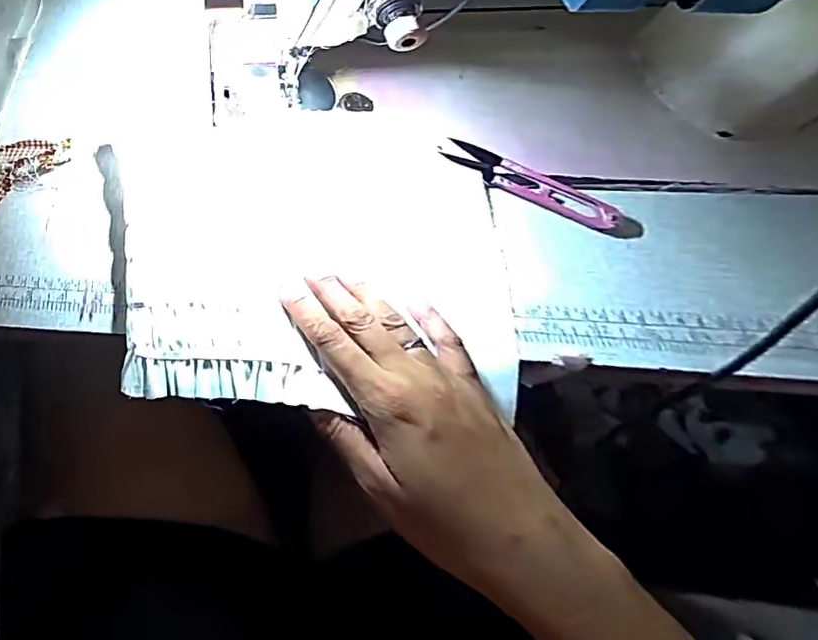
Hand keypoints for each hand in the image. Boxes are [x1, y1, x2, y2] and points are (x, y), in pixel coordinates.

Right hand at [282, 275, 684, 639]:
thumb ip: (342, 436)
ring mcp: (449, 379)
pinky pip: (450, 341)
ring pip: (402, 324)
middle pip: (365, 325)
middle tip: (309, 272)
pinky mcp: (475, 389)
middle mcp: (415, 378)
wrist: (531, 546)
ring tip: (347, 275)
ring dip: (371, 296)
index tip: (287, 290)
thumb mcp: (378, 486)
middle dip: (333, 296)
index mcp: (385, 402)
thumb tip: (310, 397)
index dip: (307, 316)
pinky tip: (418, 300)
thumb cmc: (443, 522)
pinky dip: (431, 317)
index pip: (335, 347)